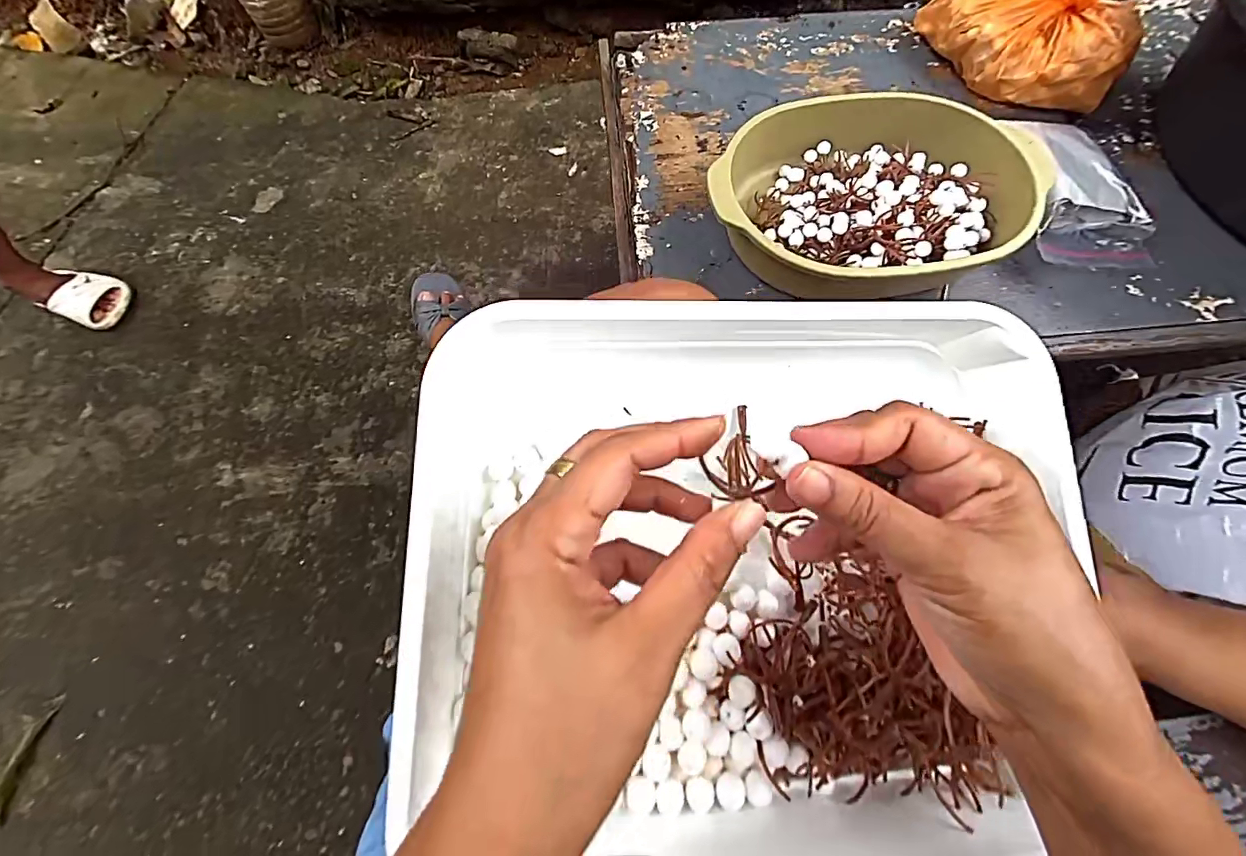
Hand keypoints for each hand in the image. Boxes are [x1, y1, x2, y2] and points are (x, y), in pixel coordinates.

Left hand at [402, 418, 766, 855]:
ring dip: (648, 506)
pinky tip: (666, 574)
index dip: (670, 435)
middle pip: (596, 467)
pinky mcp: (537, 593)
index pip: (612, 456)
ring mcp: (526, 567)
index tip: (712, 428)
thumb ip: (699, 567)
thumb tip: (738, 516)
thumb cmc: (554, 747)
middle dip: (656, 457)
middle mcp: (523, 542)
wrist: (508, 821)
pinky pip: (590, 546)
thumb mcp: (648, 644)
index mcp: (538, 539)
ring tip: (699, 524)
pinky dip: (632, 547)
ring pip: (595, 506)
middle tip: (705, 451)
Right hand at [772, 401, 1137, 737]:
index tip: (805, 446)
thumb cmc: (1041, 636)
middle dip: (828, 462)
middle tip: (786, 474)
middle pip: (875, 452)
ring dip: (821, 497)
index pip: (904, 428)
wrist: (1052, 716)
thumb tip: (810, 475)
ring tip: (786, 506)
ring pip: (860, 488)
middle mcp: (951, 487)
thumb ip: (870, 514)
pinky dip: (828, 533)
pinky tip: (808, 545)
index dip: (850, 432)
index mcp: (981, 469)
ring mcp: (927, 521)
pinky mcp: (907, 554)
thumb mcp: (946, 561)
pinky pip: (856, 526)